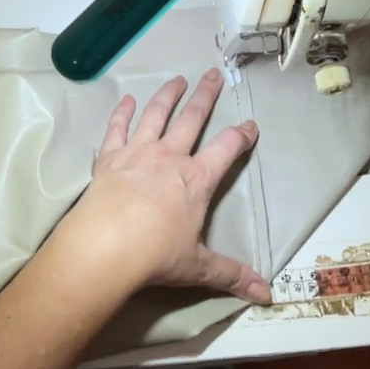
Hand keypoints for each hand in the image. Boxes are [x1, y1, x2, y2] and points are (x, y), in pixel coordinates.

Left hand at [53, 70, 270, 303]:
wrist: (104, 247)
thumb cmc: (155, 255)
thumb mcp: (197, 267)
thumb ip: (231, 274)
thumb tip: (265, 293)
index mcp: (196, 179)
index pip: (226, 150)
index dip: (241, 135)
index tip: (251, 124)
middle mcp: (169, 157)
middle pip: (191, 118)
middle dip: (205, 96)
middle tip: (212, 75)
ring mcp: (137, 152)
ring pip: (155, 115)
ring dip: (167, 95)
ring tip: (176, 79)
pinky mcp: (108, 157)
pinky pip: (117, 128)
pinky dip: (122, 112)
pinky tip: (126, 100)